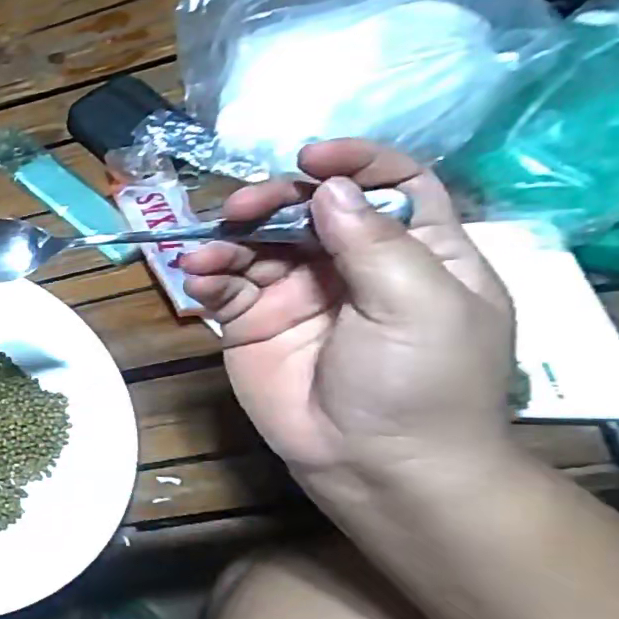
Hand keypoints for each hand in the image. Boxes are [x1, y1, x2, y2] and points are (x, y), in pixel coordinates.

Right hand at [178, 140, 514, 479]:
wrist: (372, 461)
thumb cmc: (421, 382)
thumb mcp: (421, 305)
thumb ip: (375, 243)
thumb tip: (328, 188)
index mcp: (415, 252)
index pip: (388, 186)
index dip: (353, 164)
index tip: (309, 158)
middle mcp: (350, 266)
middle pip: (306, 211)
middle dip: (271, 203)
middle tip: (240, 210)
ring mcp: (295, 296)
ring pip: (255, 248)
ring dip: (226, 242)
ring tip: (202, 257)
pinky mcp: (250, 325)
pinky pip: (223, 289)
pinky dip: (205, 278)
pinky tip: (197, 280)